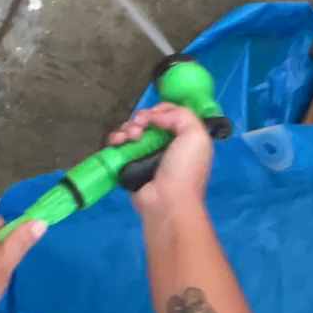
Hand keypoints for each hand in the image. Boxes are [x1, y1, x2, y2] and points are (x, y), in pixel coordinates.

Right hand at [108, 103, 212, 218]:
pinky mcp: (130, 164)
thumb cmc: (184, 168)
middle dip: (139, 119)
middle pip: (146, 119)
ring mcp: (146, 154)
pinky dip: (116, 140)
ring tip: (129, 139)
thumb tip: (154, 116)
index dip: (158, 109)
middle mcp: (165, 143)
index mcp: (184, 136)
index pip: (168, 112)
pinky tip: (117, 143)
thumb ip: (181, 115)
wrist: (167, 202)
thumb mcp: (196, 136)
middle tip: (139, 129)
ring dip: (126, 129)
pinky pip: (120, 145)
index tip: (153, 116)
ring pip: (131, 130)